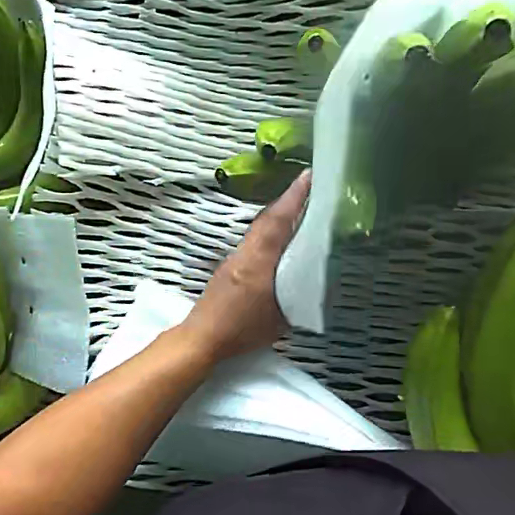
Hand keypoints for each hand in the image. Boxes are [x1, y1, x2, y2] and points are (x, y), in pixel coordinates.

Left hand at [178, 169, 311, 362]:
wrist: (202, 337)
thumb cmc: (241, 331)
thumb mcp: (280, 318)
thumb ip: (298, 296)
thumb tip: (313, 281)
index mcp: (257, 262)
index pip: (277, 222)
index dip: (294, 198)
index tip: (308, 177)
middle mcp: (244, 254)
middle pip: (267, 220)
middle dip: (288, 202)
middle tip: (311, 188)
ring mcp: (233, 260)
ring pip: (258, 230)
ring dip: (278, 217)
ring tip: (300, 210)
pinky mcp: (228, 268)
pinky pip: (253, 242)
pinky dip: (269, 233)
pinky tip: (280, 240)